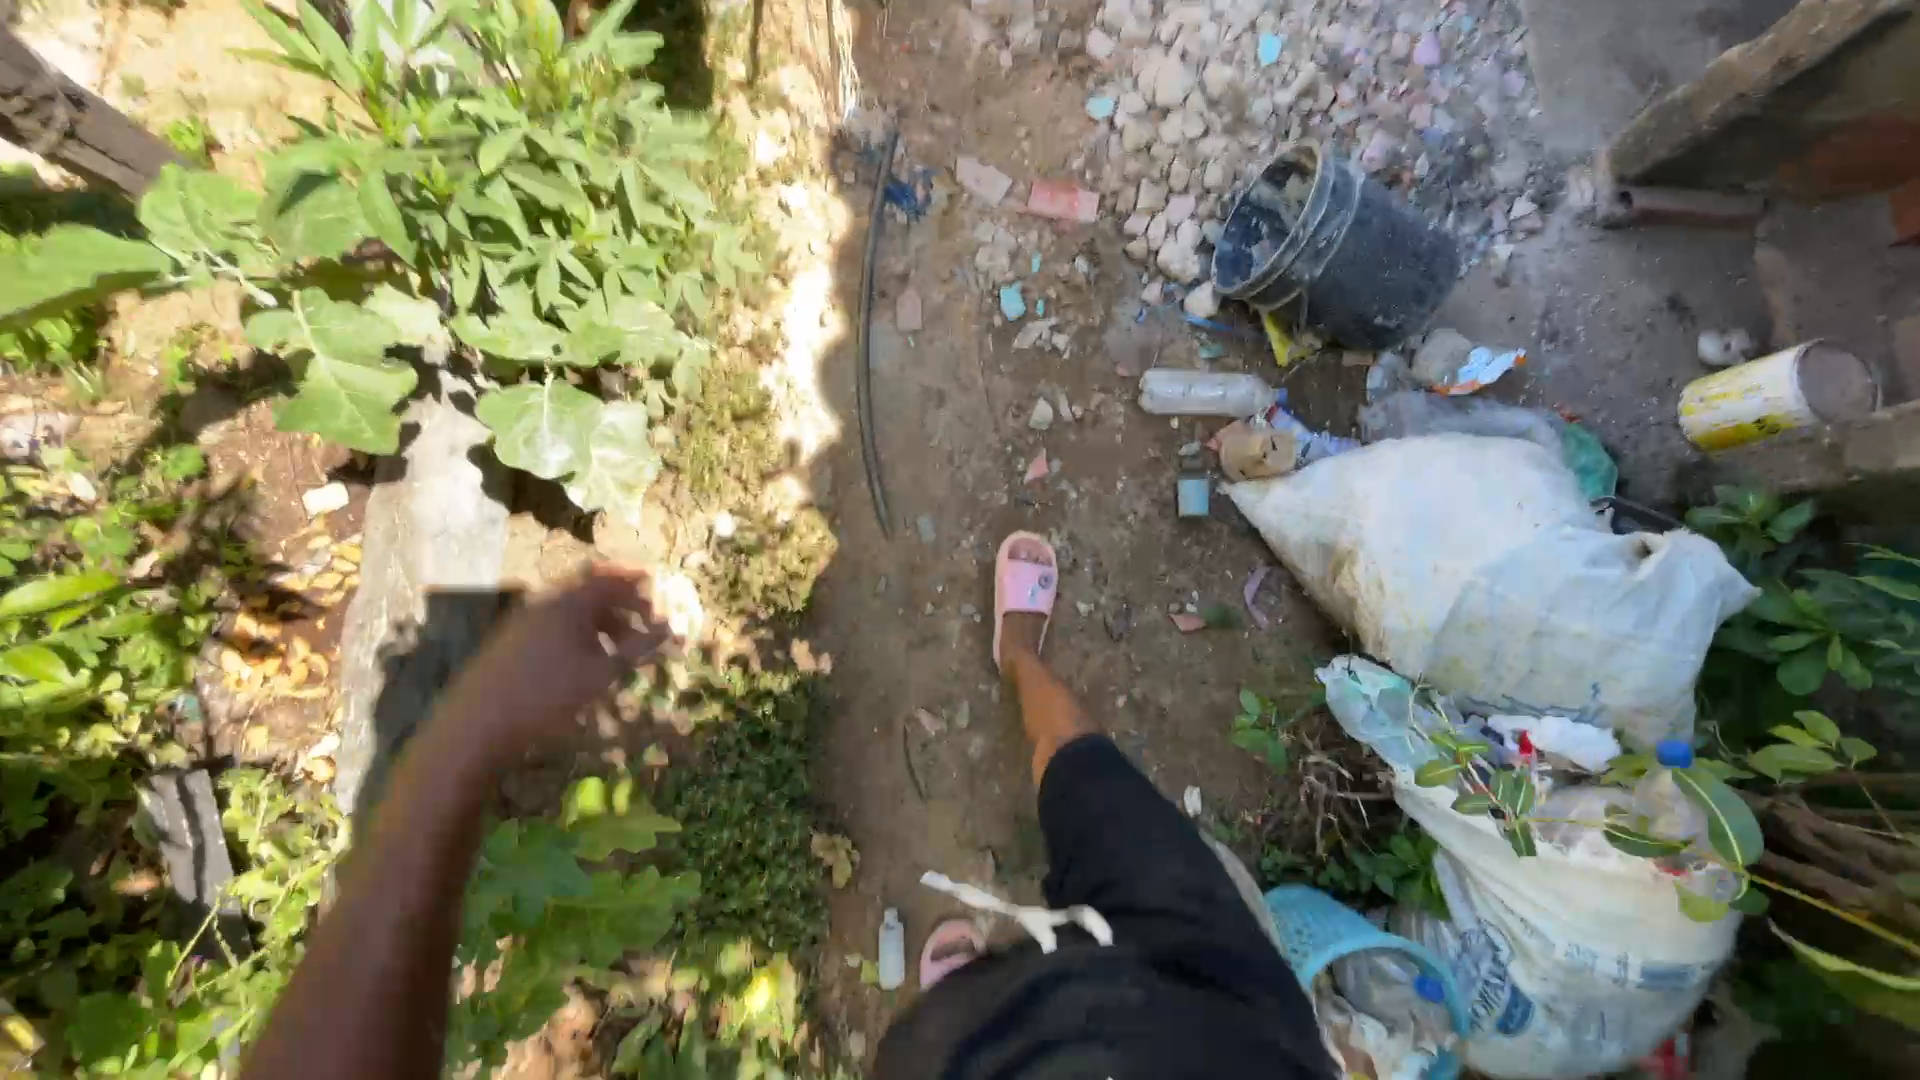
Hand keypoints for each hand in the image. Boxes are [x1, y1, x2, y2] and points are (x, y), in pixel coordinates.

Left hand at [426, 564, 679, 768]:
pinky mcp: (511, 643)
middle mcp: (544, 604)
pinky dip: (580, 637)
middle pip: (592, 594)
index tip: (661, 590)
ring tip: (621, 654)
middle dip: (624, 608)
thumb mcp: (602, 673)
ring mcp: (523, 623)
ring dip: (603, 626)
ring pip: (573, 613)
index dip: (638, 579)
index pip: (610, 576)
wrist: (475, 727)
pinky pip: (555, 628)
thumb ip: (638, 647)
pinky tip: (587, 666)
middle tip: (647, 628)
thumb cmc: (547, 696)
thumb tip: (671, 628)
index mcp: (568, 603)